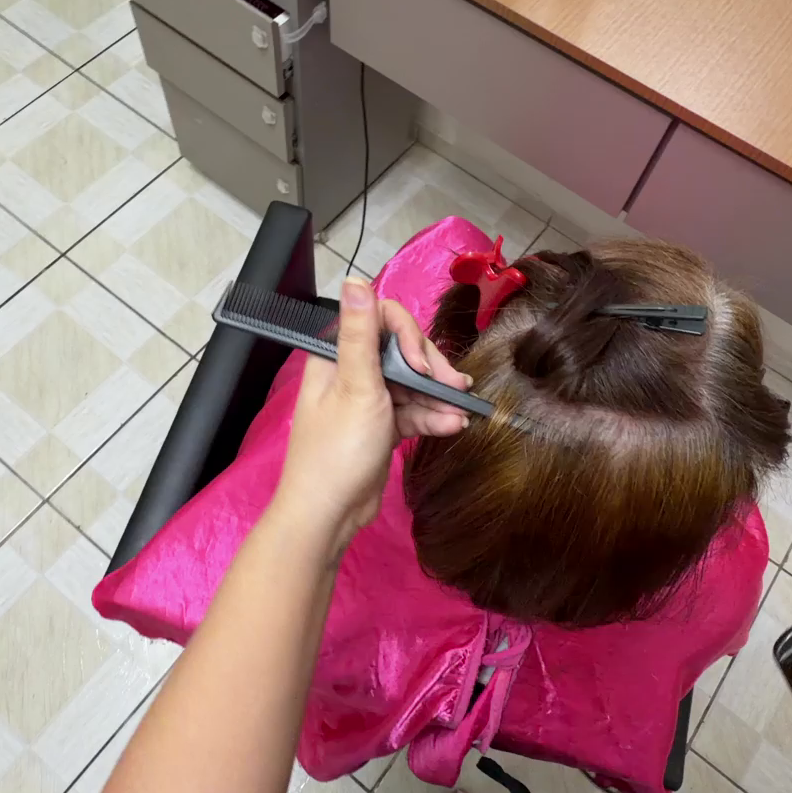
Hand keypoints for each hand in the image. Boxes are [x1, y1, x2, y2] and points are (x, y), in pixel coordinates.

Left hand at [272, 277, 472, 548]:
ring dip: (438, 397)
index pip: (380, 321)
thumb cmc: (337, 449)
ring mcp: (368, 399)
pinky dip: (432, 418)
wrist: (329, 514)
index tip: (422, 367)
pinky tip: (453, 427)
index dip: (409, 336)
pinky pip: (413, 411)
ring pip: (412, 384)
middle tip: (457, 389)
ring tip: (462, 413)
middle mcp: (352, 372)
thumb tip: (355, 278)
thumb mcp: (356, 387)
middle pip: (403, 352)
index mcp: (337, 356)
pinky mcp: (382, 426)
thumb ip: (360, 334)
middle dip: (431, 369)